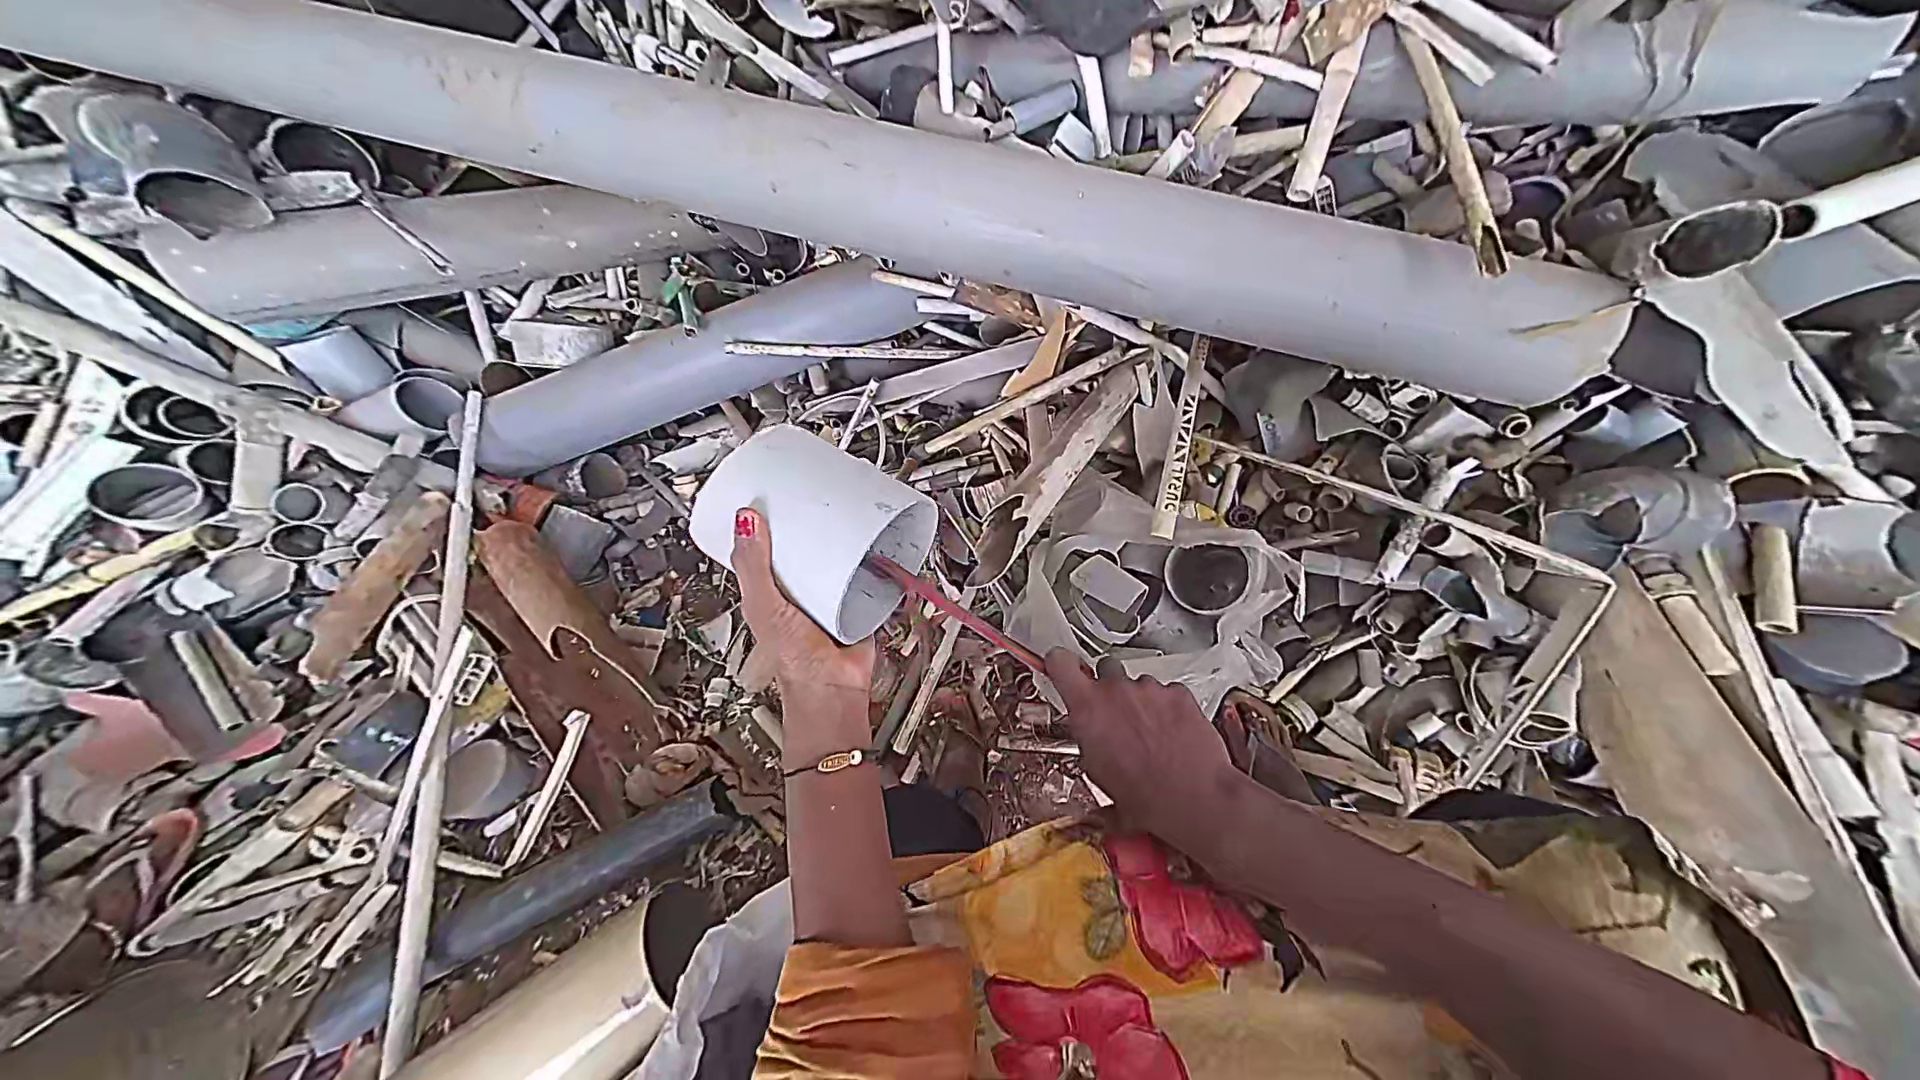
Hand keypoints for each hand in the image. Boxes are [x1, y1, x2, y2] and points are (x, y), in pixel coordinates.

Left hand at [732, 508, 875, 761]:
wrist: (833, 687)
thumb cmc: (793, 660)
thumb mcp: (763, 606)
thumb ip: (753, 566)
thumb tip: (745, 521)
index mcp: (769, 588)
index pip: (764, 546)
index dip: (766, 520)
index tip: (772, 493)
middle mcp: (798, 588)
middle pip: (803, 546)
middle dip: (808, 523)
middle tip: (814, 495)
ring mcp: (829, 592)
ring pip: (833, 556)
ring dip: (839, 539)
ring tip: (845, 512)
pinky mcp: (857, 598)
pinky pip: (863, 572)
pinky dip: (868, 559)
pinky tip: (872, 544)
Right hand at [1046, 649, 1245, 844]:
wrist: (1193, 799)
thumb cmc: (1145, 795)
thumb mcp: (1096, 770)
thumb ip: (1088, 736)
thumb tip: (1090, 731)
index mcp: (1088, 707)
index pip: (1061, 662)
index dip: (1061, 662)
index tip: (1063, 664)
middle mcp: (1115, 690)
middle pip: (1106, 669)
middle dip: (1110, 689)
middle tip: (1120, 717)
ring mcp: (1149, 688)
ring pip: (1139, 684)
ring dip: (1142, 702)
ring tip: (1152, 735)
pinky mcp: (1177, 692)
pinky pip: (1167, 692)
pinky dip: (1169, 708)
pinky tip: (1172, 734)